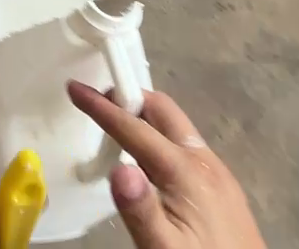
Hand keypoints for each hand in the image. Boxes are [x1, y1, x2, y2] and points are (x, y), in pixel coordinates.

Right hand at [68, 83, 266, 248]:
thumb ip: (141, 211)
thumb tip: (119, 169)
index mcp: (186, 172)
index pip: (134, 128)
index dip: (101, 106)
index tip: (74, 87)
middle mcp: (205, 162)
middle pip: (162, 110)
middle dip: (128, 98)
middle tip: (97, 103)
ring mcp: (219, 174)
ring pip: (175, 126)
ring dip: (143, 118)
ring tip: (116, 133)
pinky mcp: (224, 189)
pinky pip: (184, 146)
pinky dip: (159, 138)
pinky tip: (148, 166)